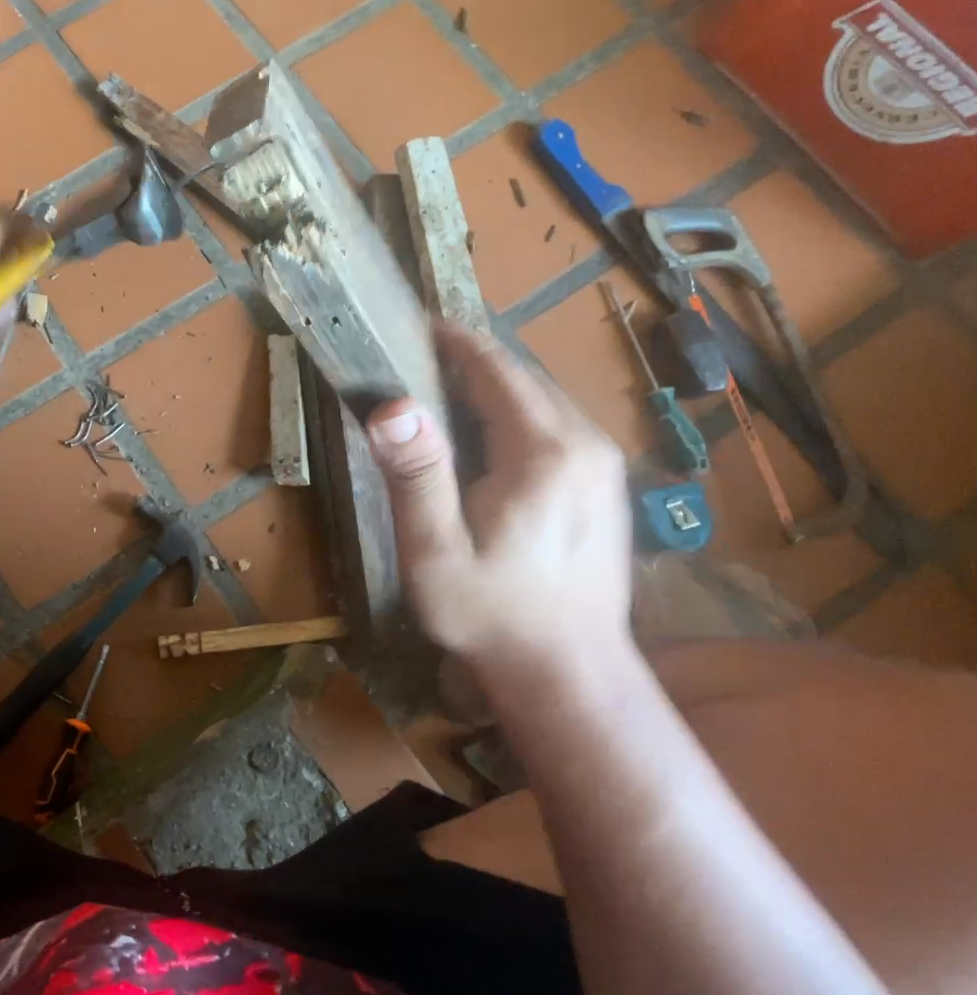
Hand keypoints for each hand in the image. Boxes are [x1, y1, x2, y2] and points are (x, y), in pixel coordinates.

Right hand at [365, 323, 632, 678]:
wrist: (567, 670)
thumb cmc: (490, 613)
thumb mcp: (435, 552)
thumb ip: (416, 477)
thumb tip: (391, 405)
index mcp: (542, 451)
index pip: (496, 369)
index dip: (454, 341)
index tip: (413, 323)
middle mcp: (584, 444)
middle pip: (522, 378)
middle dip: (469, 360)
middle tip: (412, 357)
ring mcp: (602, 465)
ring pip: (541, 400)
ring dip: (491, 386)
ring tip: (438, 389)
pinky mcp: (603, 485)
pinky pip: (554, 425)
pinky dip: (513, 413)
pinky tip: (482, 437)